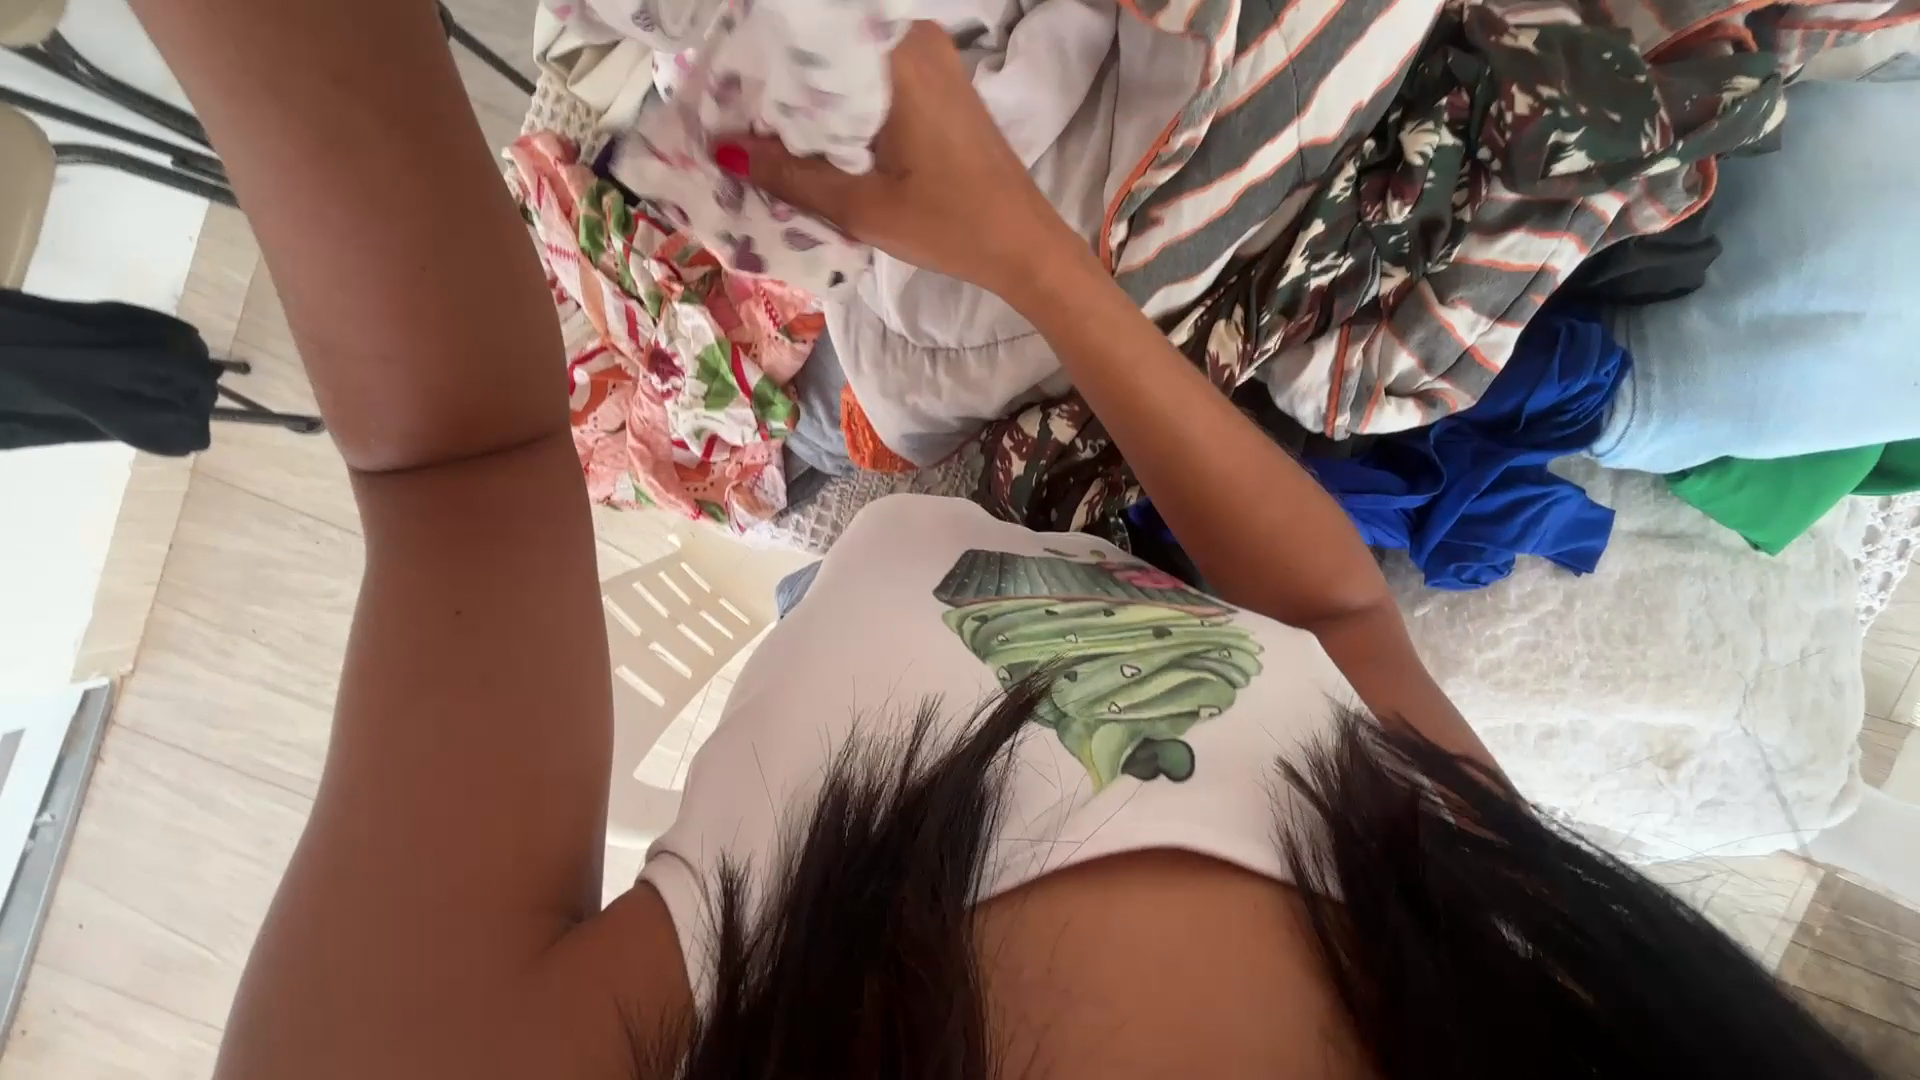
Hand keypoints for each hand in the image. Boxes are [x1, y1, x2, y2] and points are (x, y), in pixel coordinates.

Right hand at [715, 22, 1091, 300]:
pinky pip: (876, 81)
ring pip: (849, 66)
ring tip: (770, 133)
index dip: (759, 64)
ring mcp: (933, 59)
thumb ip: (792, 174)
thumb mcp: (863, 207)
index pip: (806, 37)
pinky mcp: (941, 85)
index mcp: (895, 55)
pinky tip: (819, 138)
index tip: (725, 97)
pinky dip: (845, 107)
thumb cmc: (951, 226)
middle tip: (739, 121)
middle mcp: (915, 39)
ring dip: (813, 99)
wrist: (1025, 246)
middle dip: (782, 84)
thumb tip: (726, 150)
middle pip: (826, 48)